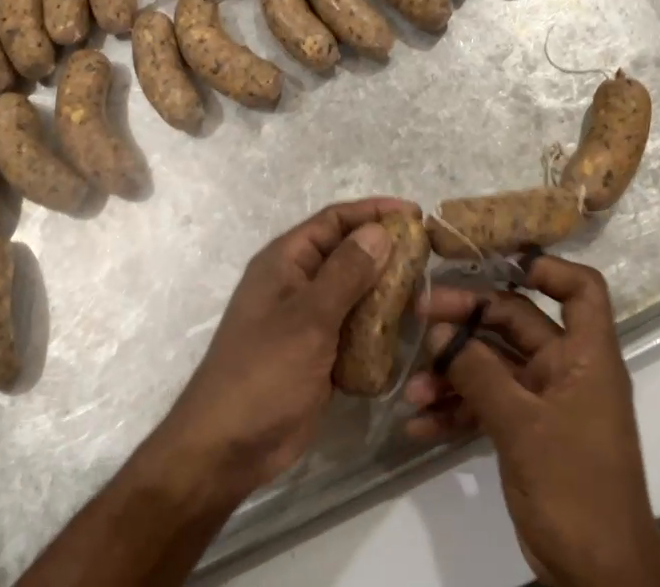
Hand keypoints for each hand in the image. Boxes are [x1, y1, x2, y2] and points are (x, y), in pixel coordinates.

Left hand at [144, 197, 415, 500]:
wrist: (229, 446)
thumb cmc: (263, 373)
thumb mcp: (308, 318)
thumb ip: (345, 273)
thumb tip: (378, 231)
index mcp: (284, 262)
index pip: (333, 221)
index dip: (373, 212)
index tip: (415, 213)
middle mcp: (296, 284)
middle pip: (347, 256)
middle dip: (386, 253)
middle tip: (430, 257)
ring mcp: (306, 322)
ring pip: (354, 295)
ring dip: (386, 294)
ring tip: (427, 295)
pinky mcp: (318, 355)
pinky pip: (354, 331)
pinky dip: (378, 330)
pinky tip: (408, 334)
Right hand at [403, 256, 659, 586]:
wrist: (597, 571)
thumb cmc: (575, 486)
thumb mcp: (523, 426)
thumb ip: (479, 374)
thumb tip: (440, 333)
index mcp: (586, 357)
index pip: (581, 290)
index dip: (546, 268)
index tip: (494, 262)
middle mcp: (567, 371)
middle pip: (516, 323)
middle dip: (466, 321)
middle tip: (418, 317)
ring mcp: (545, 403)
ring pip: (492, 367)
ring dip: (451, 374)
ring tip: (411, 389)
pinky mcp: (526, 434)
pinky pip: (486, 407)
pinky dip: (455, 411)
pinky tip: (418, 425)